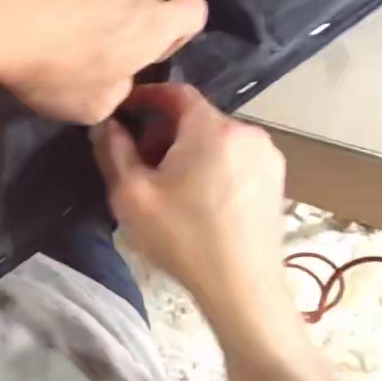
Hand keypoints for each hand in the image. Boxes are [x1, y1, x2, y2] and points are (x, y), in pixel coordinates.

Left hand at [0, 0, 208, 122]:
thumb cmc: (51, 71)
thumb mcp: (92, 108)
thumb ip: (118, 92)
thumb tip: (117, 78)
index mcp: (155, 25)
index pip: (195, 14)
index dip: (174, 34)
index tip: (144, 51)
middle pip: (149, 0)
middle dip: (131, 20)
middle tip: (93, 46)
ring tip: (65, 19)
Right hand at [92, 83, 286, 308]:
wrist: (242, 288)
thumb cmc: (183, 237)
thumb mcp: (132, 194)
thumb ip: (114, 151)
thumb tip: (106, 124)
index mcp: (213, 129)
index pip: (176, 92)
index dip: (146, 97)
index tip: (123, 112)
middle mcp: (247, 133)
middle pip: (195, 117)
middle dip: (162, 131)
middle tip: (139, 161)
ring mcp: (267, 157)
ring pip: (215, 139)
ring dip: (186, 150)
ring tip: (165, 185)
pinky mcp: (275, 181)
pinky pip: (234, 158)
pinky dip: (209, 165)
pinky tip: (195, 199)